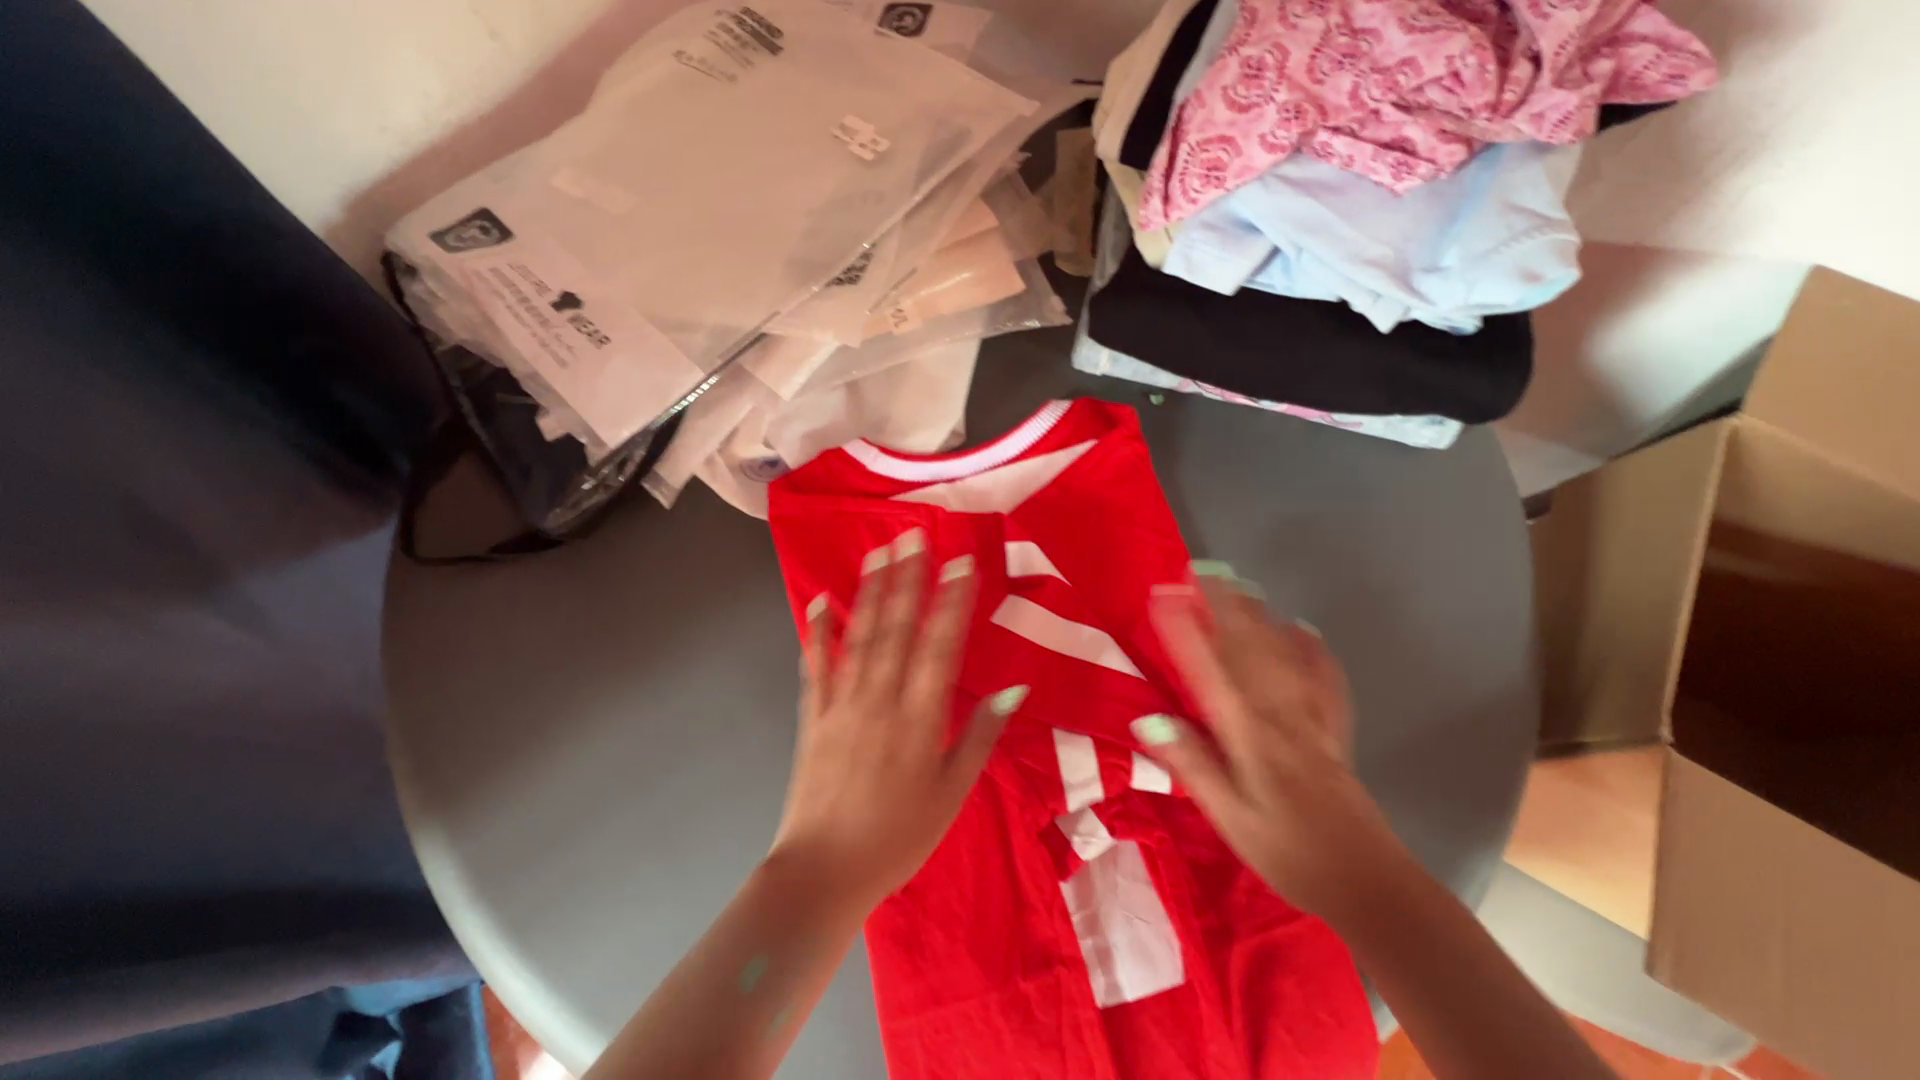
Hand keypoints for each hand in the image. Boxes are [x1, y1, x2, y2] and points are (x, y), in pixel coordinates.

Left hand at [770, 529, 1017, 905]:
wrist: (824, 870)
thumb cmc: (898, 837)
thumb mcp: (952, 794)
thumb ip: (979, 737)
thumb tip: (1013, 688)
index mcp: (920, 719)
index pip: (940, 646)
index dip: (951, 601)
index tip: (959, 561)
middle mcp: (880, 700)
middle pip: (896, 628)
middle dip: (908, 578)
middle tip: (914, 535)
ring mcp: (841, 705)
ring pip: (859, 637)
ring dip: (869, 591)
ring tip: (878, 552)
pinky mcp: (814, 717)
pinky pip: (816, 666)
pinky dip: (818, 631)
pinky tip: (821, 601)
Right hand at [1134, 570, 1406, 916]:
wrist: (1367, 882)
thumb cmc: (1287, 853)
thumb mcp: (1228, 816)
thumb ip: (1192, 763)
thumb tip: (1147, 717)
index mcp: (1248, 733)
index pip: (1209, 669)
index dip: (1184, 629)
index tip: (1163, 593)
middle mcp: (1280, 714)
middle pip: (1248, 648)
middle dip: (1222, 606)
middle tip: (1200, 570)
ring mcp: (1312, 720)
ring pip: (1282, 654)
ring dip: (1258, 615)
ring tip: (1239, 585)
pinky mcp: (1334, 733)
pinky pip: (1323, 679)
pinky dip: (1312, 650)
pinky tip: (1303, 630)